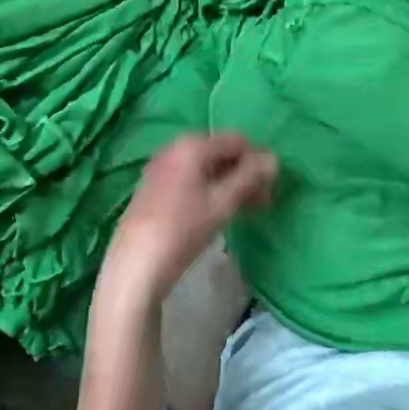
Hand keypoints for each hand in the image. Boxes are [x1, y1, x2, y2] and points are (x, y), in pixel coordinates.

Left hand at [99, 133, 277, 307]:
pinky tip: (217, 213)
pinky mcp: (154, 187)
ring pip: (206, 167)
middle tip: (261, 202)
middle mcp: (174, 148)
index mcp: (192, 146)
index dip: (258, 161)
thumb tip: (274, 159)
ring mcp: (161, 167)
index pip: (237, 141)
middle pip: (221, 153)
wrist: (134, 268)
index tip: (270, 189)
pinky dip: (210, 189)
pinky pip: (191, 178)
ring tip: (244, 211)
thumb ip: (250, 178)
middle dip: (244, 174)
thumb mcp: (222, 204)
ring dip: (229, 184)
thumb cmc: (182, 231)